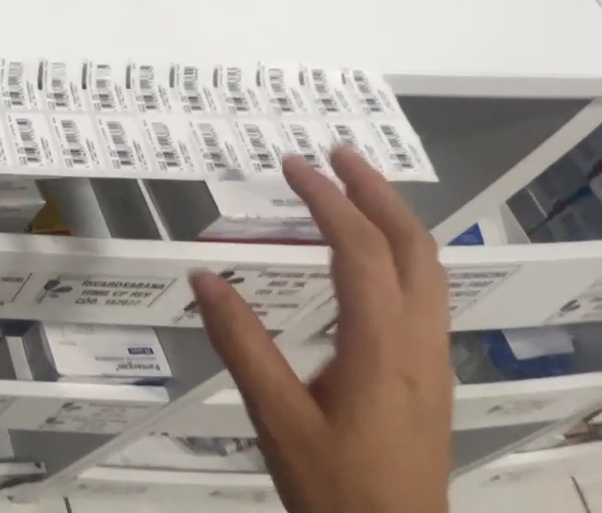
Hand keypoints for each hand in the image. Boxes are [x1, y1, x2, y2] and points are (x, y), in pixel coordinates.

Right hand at [191, 147, 452, 512]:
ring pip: (429, 272)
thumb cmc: (333, 481)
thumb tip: (204, 275)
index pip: (363, 255)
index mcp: (383, 349)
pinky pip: (422, 293)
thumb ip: (240, 342)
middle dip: (378, 195)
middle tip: (335, 155)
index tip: (294, 166)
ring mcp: (431, 361)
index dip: (330, 202)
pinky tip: (365, 254)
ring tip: (351, 187)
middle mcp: (420, 346)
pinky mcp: (426, 375)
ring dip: (393, 220)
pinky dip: (396, 252)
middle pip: (416, 252)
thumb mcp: (275, 415)